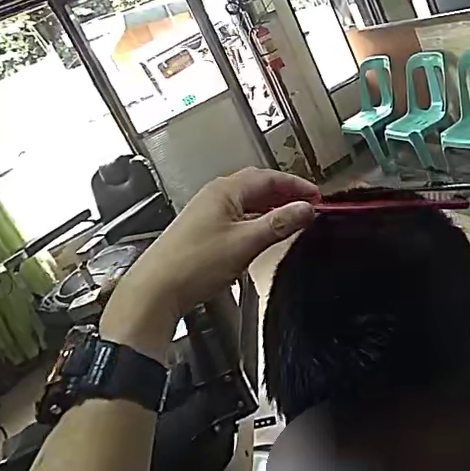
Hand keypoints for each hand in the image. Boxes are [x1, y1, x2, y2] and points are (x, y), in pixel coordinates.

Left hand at [100, 168, 316, 358]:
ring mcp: (207, 213)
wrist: (154, 293)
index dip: (296, 185)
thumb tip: (305, 209)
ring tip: (291, 219)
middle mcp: (214, 196)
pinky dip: (258, 220)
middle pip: (258, 186)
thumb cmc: (191, 265)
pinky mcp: (203, 230)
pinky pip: (238, 216)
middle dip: (285, 193)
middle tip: (307, 204)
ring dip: (272, 207)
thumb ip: (279, 223)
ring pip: (248, 201)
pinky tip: (264, 234)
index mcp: (225, 191)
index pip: (270, 177)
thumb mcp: (245, 243)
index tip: (315, 196)